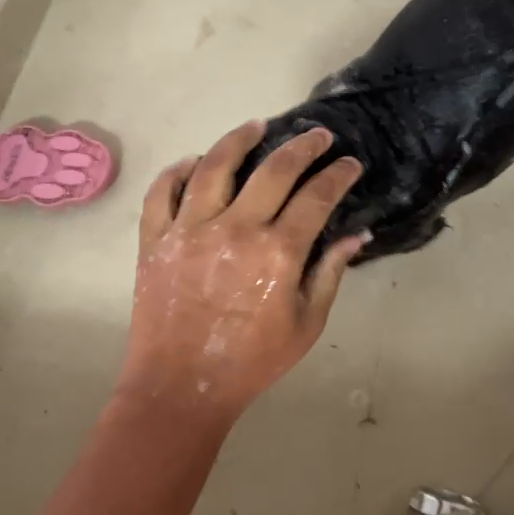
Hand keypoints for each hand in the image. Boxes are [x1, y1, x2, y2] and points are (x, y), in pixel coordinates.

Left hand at [120, 121, 367, 419]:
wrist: (179, 389)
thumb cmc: (253, 360)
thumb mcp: (308, 322)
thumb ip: (331, 272)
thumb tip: (358, 234)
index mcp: (278, 252)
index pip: (317, 196)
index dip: (338, 174)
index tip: (350, 163)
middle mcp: (235, 230)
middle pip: (275, 169)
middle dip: (303, 146)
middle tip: (318, 135)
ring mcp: (190, 231)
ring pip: (215, 165)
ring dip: (240, 139)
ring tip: (257, 126)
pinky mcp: (156, 240)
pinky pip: (163, 192)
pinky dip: (179, 171)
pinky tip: (196, 162)